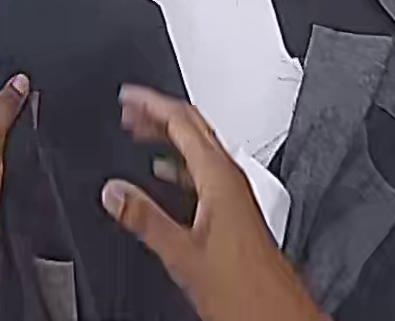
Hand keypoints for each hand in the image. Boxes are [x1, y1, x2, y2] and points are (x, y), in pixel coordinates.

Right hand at [103, 86, 326, 320]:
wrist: (281, 320)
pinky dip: (177, 160)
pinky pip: (202, 167)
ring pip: (197, 144)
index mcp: (217, 175)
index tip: (128, 96)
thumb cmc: (246, 292)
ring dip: (166, 133)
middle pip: (191, 125)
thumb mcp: (183, 254)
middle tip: (128, 108)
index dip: (151, 102)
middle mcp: (228, 176)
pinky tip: (163, 172)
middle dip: (157, 112)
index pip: (180, 119)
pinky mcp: (234, 208)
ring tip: (139, 131)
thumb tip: (114, 191)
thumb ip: (144, 218)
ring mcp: (233, 191)